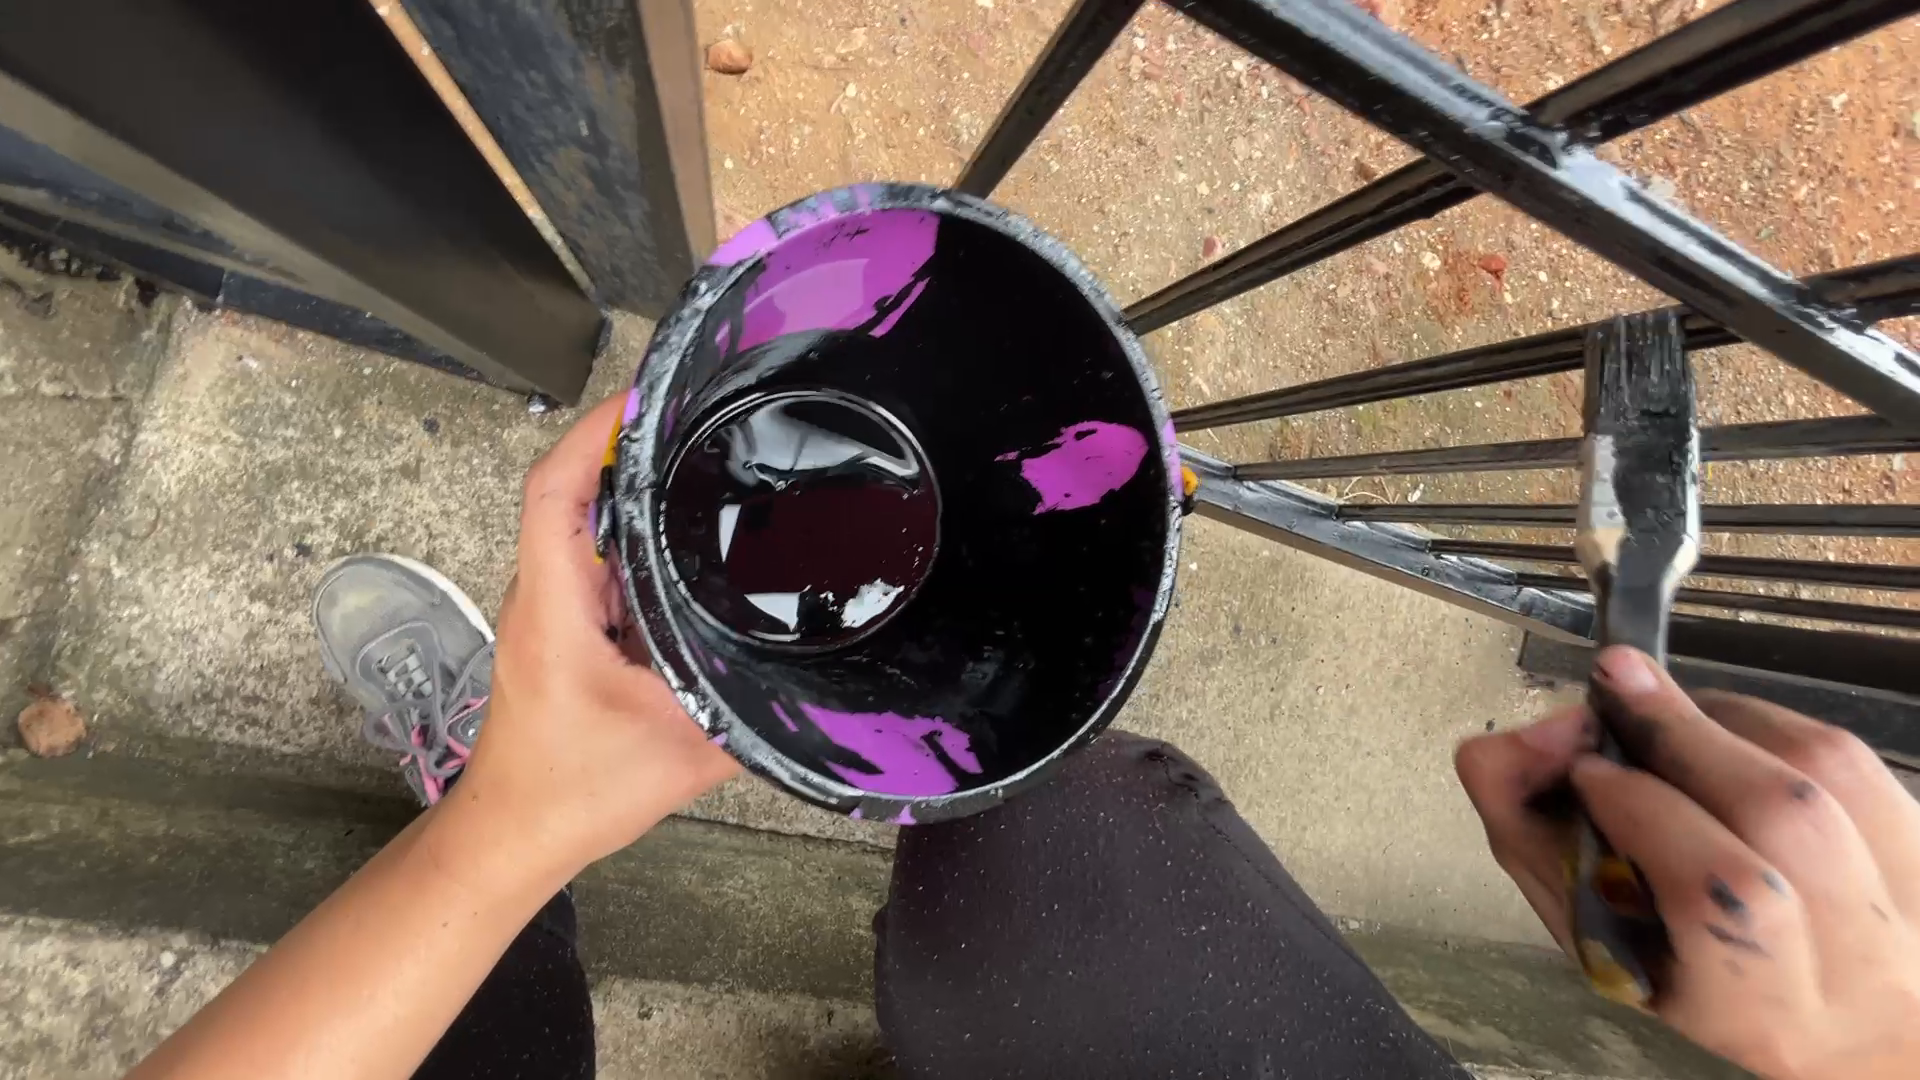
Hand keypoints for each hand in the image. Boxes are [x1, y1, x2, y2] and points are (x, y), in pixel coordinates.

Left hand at [454, 396, 738, 874]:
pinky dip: (641, 536)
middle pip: (573, 493)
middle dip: (628, 445)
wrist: (512, 838)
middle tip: (700, 421)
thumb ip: (750, 712)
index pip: (557, 491)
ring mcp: (558, 610)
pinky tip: (694, 543)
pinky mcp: (571, 628)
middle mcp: (550, 595)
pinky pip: (602, 562)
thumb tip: (814, 681)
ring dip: (635, 489)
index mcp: (560, 607)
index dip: (593, 433)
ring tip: (706, 466)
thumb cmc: (573, 792)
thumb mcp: (681, 750)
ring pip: (590, 527)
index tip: (647, 397)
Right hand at [1456, 645, 1919, 1079]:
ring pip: (1832, 775)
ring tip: (1667, 716)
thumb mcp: (1557, 891)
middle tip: (1615, 680)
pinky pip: (1863, 764)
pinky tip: (1729, 735)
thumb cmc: (1656, 946)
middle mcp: (1869, 979)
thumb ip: (1514, 805)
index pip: (1723, 892)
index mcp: (1751, 1006)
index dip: (1646, 810)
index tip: (1584, 771)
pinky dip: (1776, 725)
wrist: (1799, 1007)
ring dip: (1727, 718)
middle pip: (1785, 815)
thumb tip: (1548, 727)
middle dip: (1680, 730)